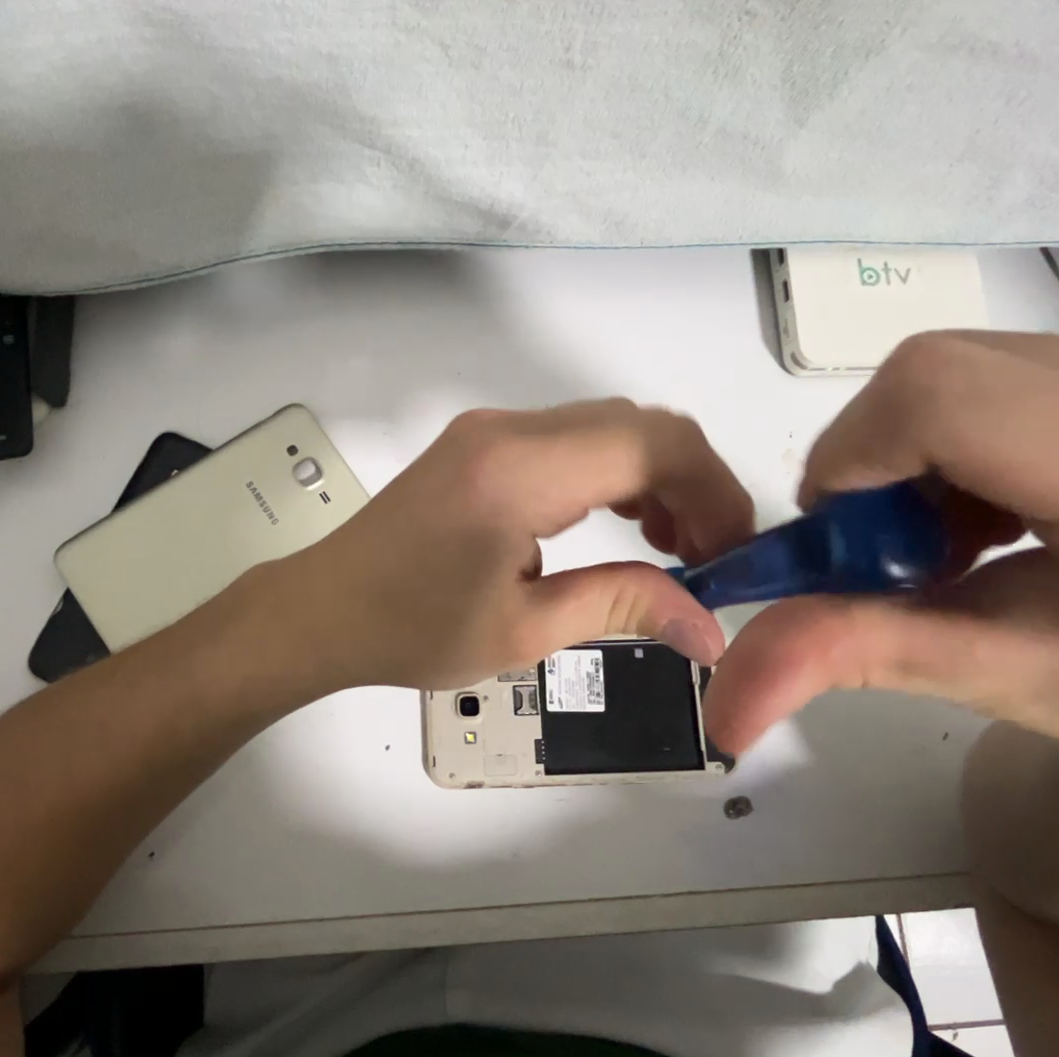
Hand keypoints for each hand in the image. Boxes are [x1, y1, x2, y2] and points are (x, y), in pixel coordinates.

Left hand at [272, 400, 753, 691]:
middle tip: (711, 556)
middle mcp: (507, 430)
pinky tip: (624, 523)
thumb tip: (709, 626)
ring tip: (674, 546)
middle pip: (636, 424)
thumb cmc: (411, 630)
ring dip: (655, 474)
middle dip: (692, 482)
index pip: (652, 443)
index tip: (736, 552)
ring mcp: (490, 430)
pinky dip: (612, 471)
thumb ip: (621, 607)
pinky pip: (569, 439)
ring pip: (606, 426)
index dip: (714, 490)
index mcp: (519, 470)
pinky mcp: (480, 444)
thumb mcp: (523, 631)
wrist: (322, 610)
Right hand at [701, 327, 1058, 985]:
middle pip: (954, 370)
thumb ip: (858, 659)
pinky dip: (994, 433)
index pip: (951, 398)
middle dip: (887, 462)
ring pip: (990, 360)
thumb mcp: (1025, 689)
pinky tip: (1039, 504)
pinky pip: (1045, 362)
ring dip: (938, 450)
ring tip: (982, 536)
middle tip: (912, 554)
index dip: (852, 454)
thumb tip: (720, 697)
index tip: (845, 537)